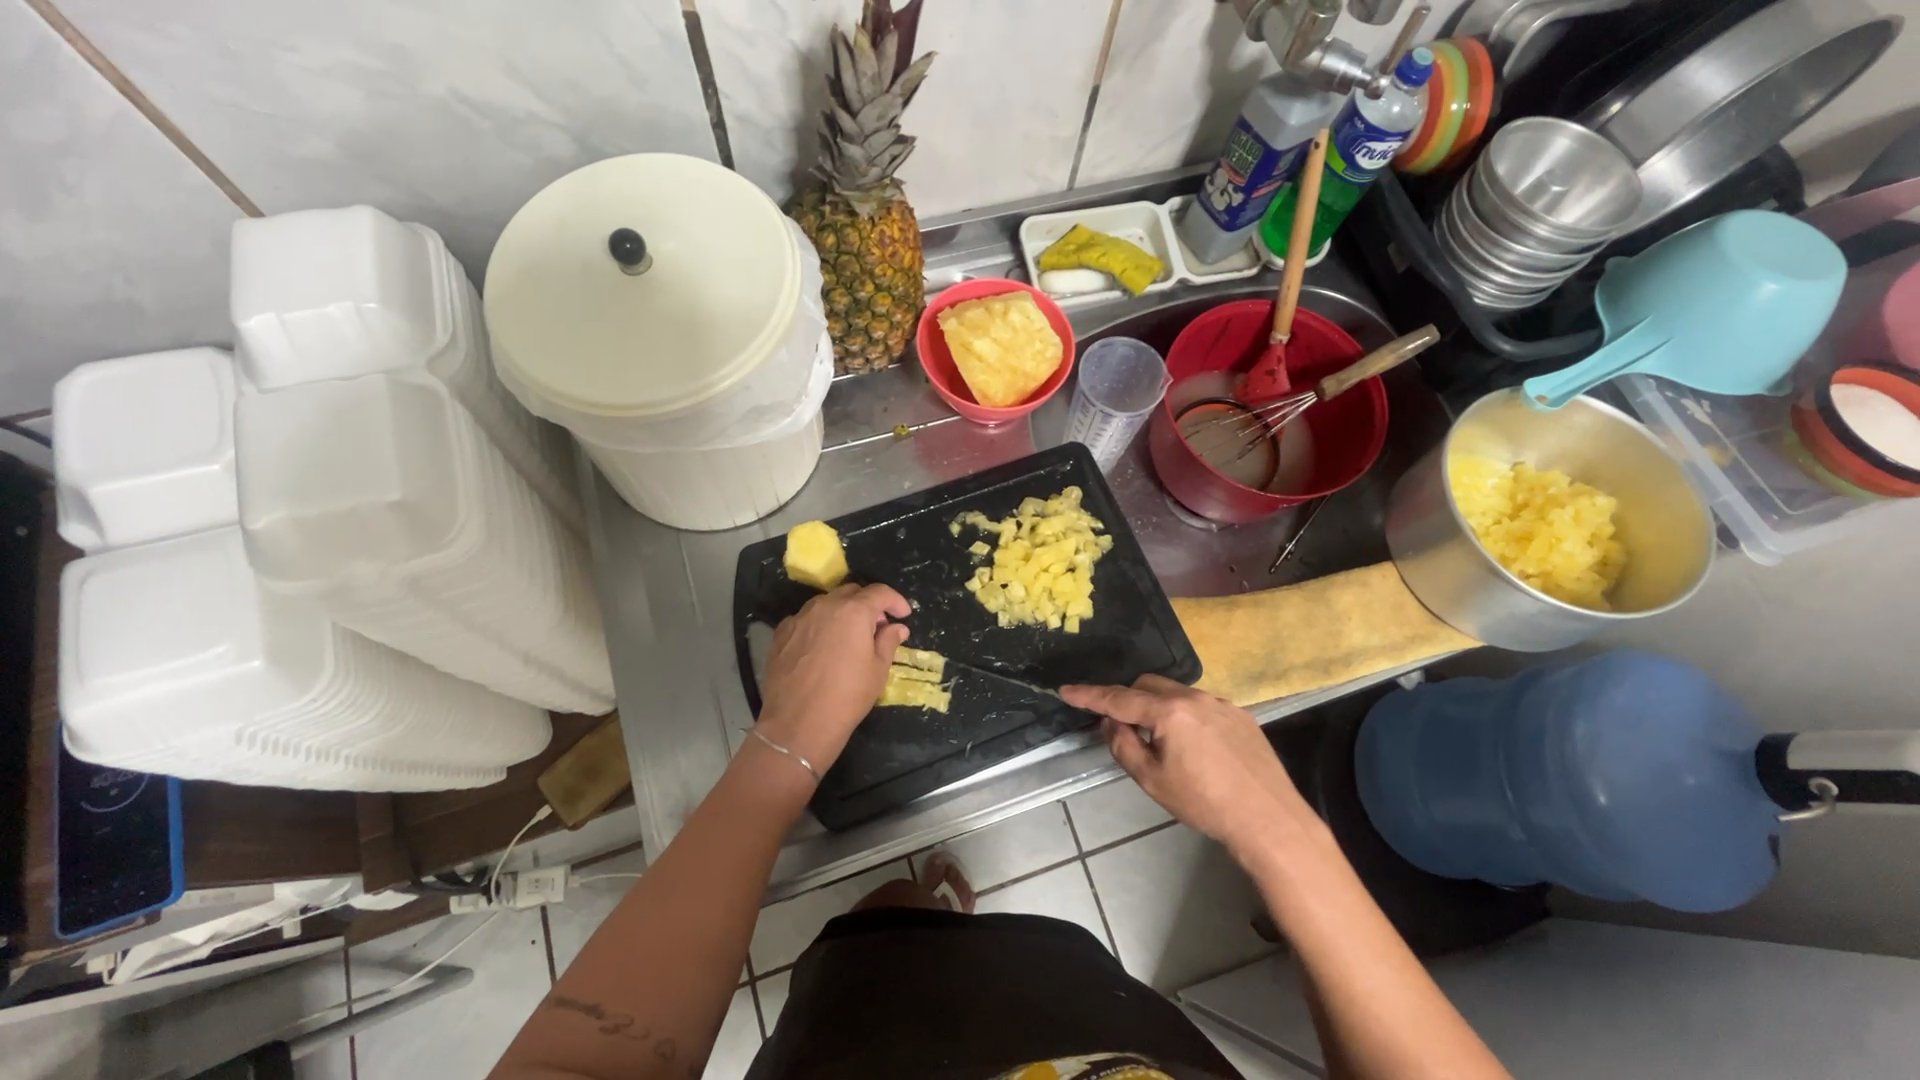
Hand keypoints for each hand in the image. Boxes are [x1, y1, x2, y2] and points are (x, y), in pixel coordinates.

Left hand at [756, 583, 911, 773]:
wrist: (798, 722)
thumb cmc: (847, 696)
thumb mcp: (878, 670)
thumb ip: (889, 641)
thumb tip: (897, 627)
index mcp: (853, 611)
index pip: (879, 592)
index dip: (895, 601)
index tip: (903, 615)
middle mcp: (824, 606)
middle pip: (851, 593)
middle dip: (868, 604)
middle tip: (878, 627)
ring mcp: (799, 618)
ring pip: (826, 604)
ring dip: (842, 613)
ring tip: (849, 637)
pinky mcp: (781, 633)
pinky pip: (806, 619)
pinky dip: (820, 625)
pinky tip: (823, 647)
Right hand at [1060, 675, 1314, 861]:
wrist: (1267, 818)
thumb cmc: (1204, 803)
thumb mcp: (1152, 780)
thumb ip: (1124, 745)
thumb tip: (1111, 723)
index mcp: (1170, 711)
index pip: (1119, 698)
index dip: (1089, 695)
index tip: (1066, 690)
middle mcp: (1195, 697)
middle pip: (1148, 685)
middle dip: (1127, 699)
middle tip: (1119, 727)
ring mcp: (1222, 703)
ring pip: (1176, 693)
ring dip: (1158, 707)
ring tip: (1159, 741)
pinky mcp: (1241, 716)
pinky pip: (1201, 705)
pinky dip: (1184, 715)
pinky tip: (1192, 746)